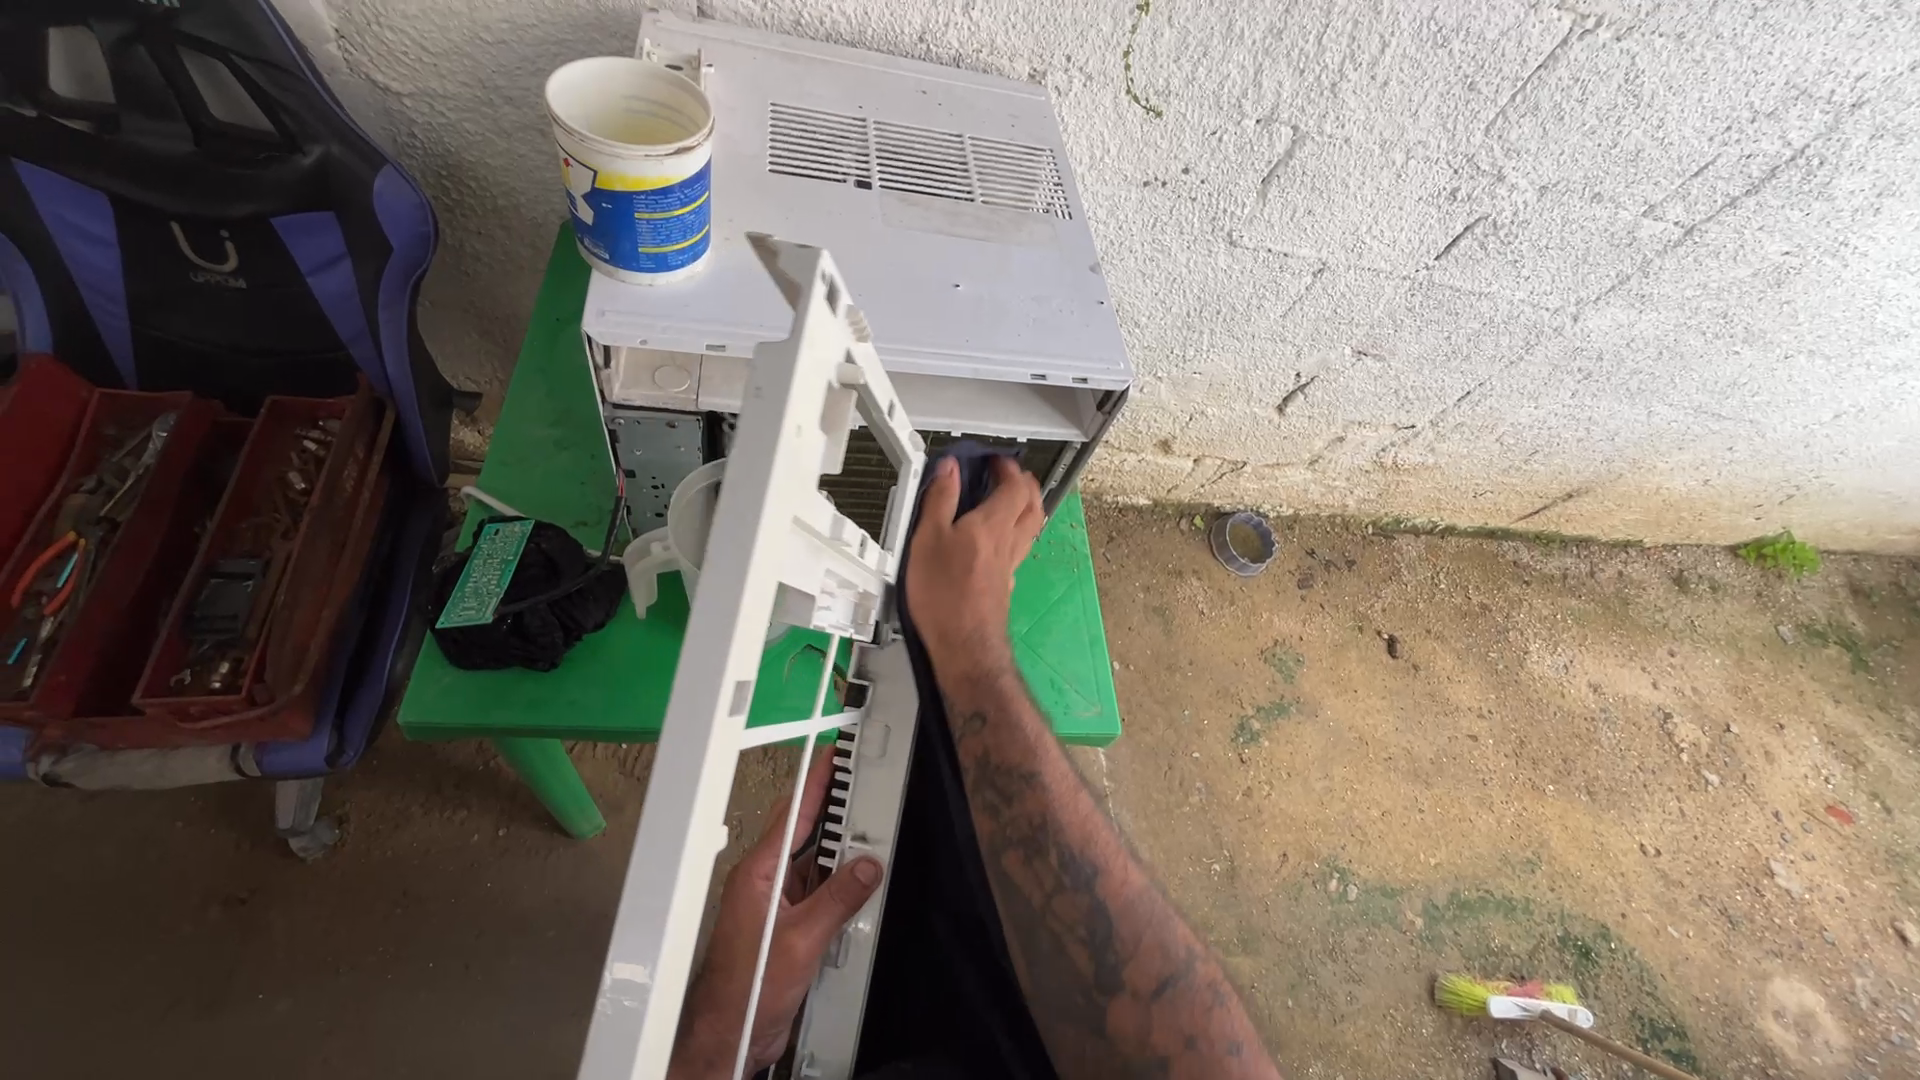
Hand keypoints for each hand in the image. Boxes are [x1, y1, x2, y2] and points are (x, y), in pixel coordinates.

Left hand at [668, 752, 884, 1078]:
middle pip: (808, 834)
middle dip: (837, 813)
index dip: (817, 781)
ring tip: (871, 839)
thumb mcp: (801, 942)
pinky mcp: (787, 925)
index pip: (794, 814)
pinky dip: (841, 886)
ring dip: (842, 856)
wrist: (728, 1038)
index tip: (836, 755)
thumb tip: (866, 866)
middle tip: (866, 790)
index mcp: (759, 873)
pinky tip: (860, 886)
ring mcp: (776, 904)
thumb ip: (838, 900)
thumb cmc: (744, 992)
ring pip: (816, 864)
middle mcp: (766, 882)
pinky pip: (819, 892)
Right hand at [905, 456, 1044, 675]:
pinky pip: (1018, 551)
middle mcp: (1009, 543)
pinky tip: (998, 542)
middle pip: (1033, 506)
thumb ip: (940, 500)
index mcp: (993, 525)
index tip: (997, 460)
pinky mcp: (1004, 585)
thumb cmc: (944, 594)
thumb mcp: (928, 538)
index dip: (1008, 468)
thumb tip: (949, 468)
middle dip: (1025, 485)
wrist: (965, 646)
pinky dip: (1014, 535)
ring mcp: (1010, 566)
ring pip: (1030, 529)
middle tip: (1010, 476)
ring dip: (1026, 509)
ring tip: (1010, 502)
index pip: (1015, 486)